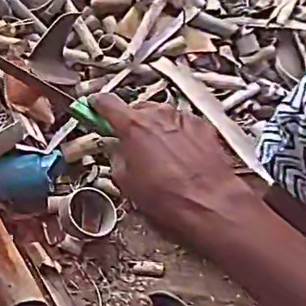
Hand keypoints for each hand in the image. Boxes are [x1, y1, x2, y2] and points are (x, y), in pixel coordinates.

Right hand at [91, 96, 250, 237]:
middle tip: (129, 145)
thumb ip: (116, 156)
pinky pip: (183, 125)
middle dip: (131, 125)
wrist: (210, 203)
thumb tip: (116, 153)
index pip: (106, 103)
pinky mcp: (203, 126)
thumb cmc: (172, 197)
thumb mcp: (126, 180)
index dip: (97, 104)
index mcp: (133, 125)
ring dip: (156, 131)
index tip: (94, 106)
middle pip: (137, 109)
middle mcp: (159, 115)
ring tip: (159, 158)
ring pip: (161, 116)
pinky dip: (178, 136)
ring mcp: (183, 119)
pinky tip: (179, 159)